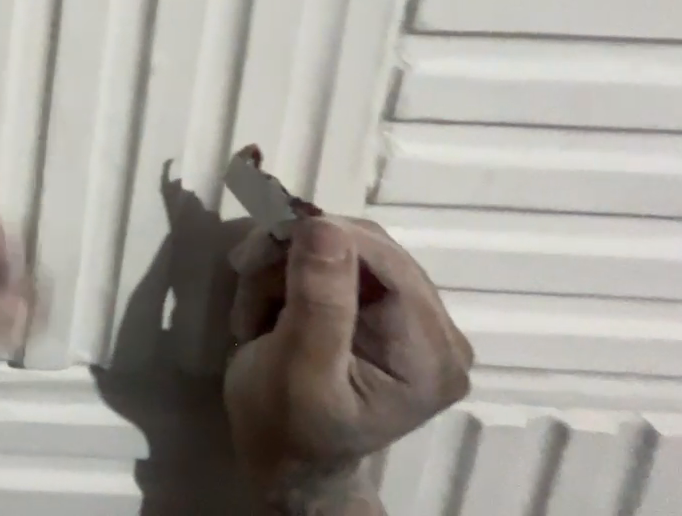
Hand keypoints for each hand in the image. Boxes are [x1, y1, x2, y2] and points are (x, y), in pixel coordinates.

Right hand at [223, 216, 472, 513]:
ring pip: (341, 248)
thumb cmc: (285, 422)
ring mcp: (411, 321)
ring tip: (253, 303)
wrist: (283, 456)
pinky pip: (332, 263)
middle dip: (295, 254)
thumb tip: (323, 225)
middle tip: (244, 275)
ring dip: (284, 263)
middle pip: (364, 247)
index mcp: (429, 353)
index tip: (257, 250)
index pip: (383, 259)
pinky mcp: (381, 314)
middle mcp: (437, 332)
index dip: (320, 236)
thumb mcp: (297, 367)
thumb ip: (318, 301)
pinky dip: (288, 271)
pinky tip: (268, 301)